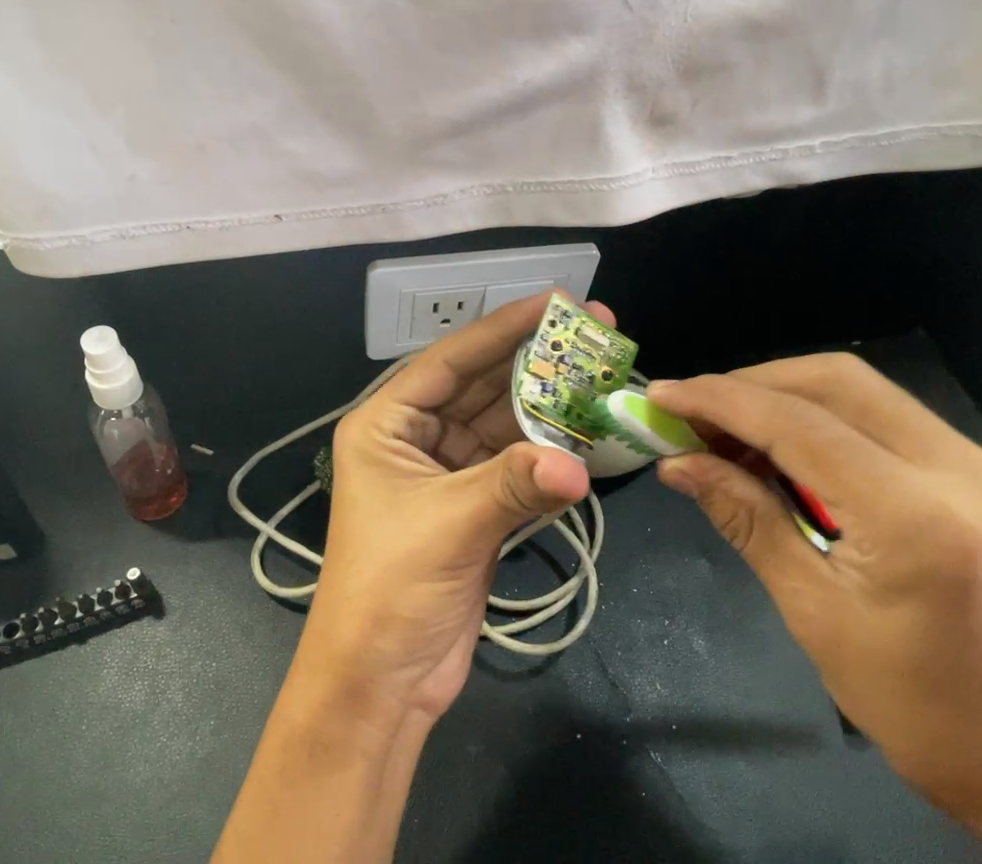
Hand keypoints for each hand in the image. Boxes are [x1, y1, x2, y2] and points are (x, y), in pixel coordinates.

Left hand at [298, 294, 604, 721]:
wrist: (380, 679)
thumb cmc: (390, 588)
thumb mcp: (449, 524)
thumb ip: (515, 483)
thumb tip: (580, 462)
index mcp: (385, 426)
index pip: (449, 362)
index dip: (501, 329)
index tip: (554, 301)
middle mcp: (414, 441)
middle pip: (481, 387)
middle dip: (534, 361)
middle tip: (594, 331)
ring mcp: (446, 476)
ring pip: (503, 426)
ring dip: (547, 406)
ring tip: (601, 376)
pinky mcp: (473, 510)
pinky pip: (516, 466)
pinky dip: (549, 453)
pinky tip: (587, 432)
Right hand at [645, 354, 981, 823]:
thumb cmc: (913, 704)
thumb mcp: (813, 612)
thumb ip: (747, 519)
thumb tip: (677, 464)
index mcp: (915, 517)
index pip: (799, 425)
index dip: (720, 401)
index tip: (659, 395)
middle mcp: (958, 469)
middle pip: (836, 382)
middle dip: (750, 384)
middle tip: (688, 410)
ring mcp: (979, 464)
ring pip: (862, 391)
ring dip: (784, 396)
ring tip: (722, 428)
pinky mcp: (980, 471)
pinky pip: (885, 418)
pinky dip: (822, 419)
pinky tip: (780, 447)